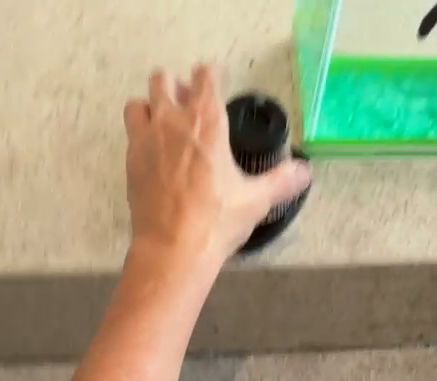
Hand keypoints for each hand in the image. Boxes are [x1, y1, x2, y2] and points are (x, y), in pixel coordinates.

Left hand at [122, 65, 310, 272]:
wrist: (172, 250)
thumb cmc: (215, 222)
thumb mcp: (254, 201)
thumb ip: (280, 182)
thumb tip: (305, 173)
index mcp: (206, 123)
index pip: (205, 76)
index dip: (212, 75)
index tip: (217, 81)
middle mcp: (172, 122)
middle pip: (164, 80)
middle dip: (176, 87)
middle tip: (188, 106)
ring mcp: (146, 140)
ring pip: (139, 102)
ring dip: (151, 107)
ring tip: (164, 126)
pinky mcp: (131, 162)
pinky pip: (131, 134)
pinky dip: (141, 136)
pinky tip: (154, 156)